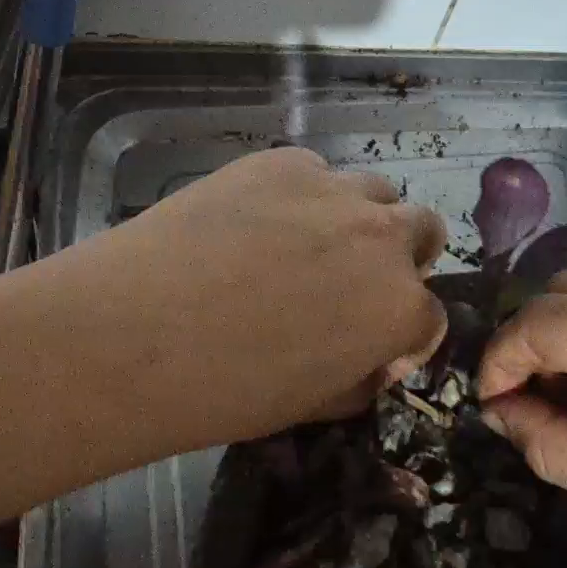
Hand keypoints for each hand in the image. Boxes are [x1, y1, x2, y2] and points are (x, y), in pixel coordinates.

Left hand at [67, 147, 447, 450]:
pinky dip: (303, 195)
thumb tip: (371, 361)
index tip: (376, 342)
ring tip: (308, 243)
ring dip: (360, 217)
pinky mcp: (280, 162)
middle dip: (403, 257)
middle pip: (423, 230)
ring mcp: (332, 191)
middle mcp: (383, 239)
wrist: (134, 333)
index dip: (406, 333)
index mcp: (399, 307)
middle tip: (354, 281)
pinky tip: (256, 222)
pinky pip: (314, 172)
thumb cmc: (225, 391)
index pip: (431, 316)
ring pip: (375, 192)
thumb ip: (359, 378)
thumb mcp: (311, 405)